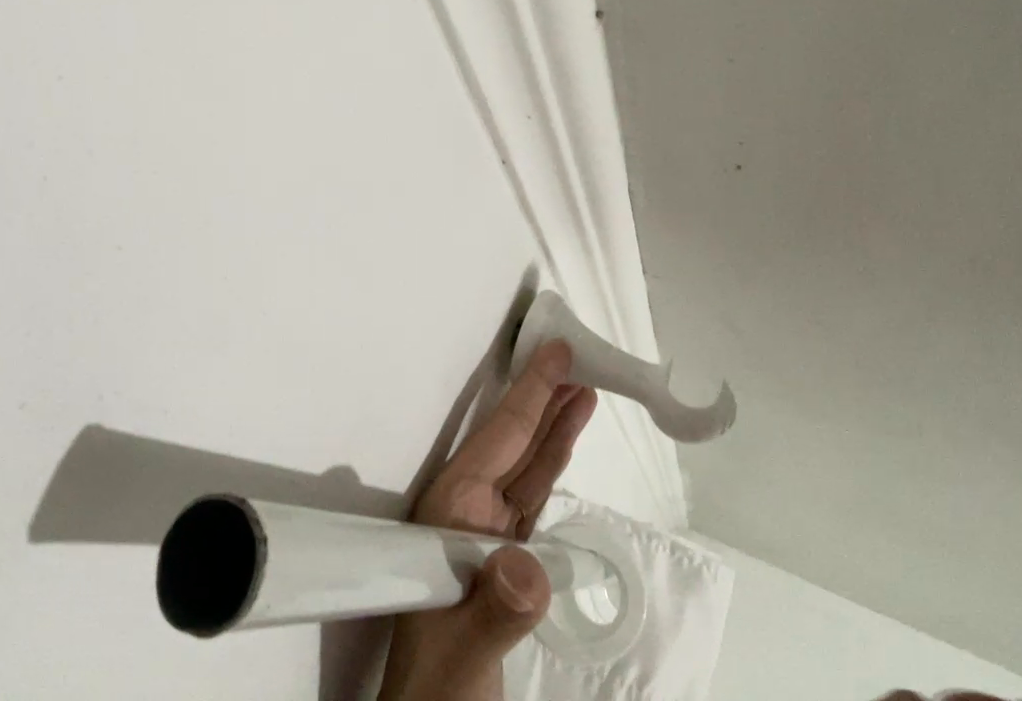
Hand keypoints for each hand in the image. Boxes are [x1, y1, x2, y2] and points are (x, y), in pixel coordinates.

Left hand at [376, 340, 597, 700]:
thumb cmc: (438, 687)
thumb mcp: (465, 652)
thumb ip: (497, 608)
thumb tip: (528, 564)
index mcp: (450, 515)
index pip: (496, 442)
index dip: (527, 396)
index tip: (551, 354)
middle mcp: (464, 513)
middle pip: (510, 443)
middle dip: (541, 398)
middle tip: (574, 354)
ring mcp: (483, 533)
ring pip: (525, 466)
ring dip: (553, 428)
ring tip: (584, 388)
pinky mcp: (503, 555)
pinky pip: (532, 497)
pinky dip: (552, 467)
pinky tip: (566, 445)